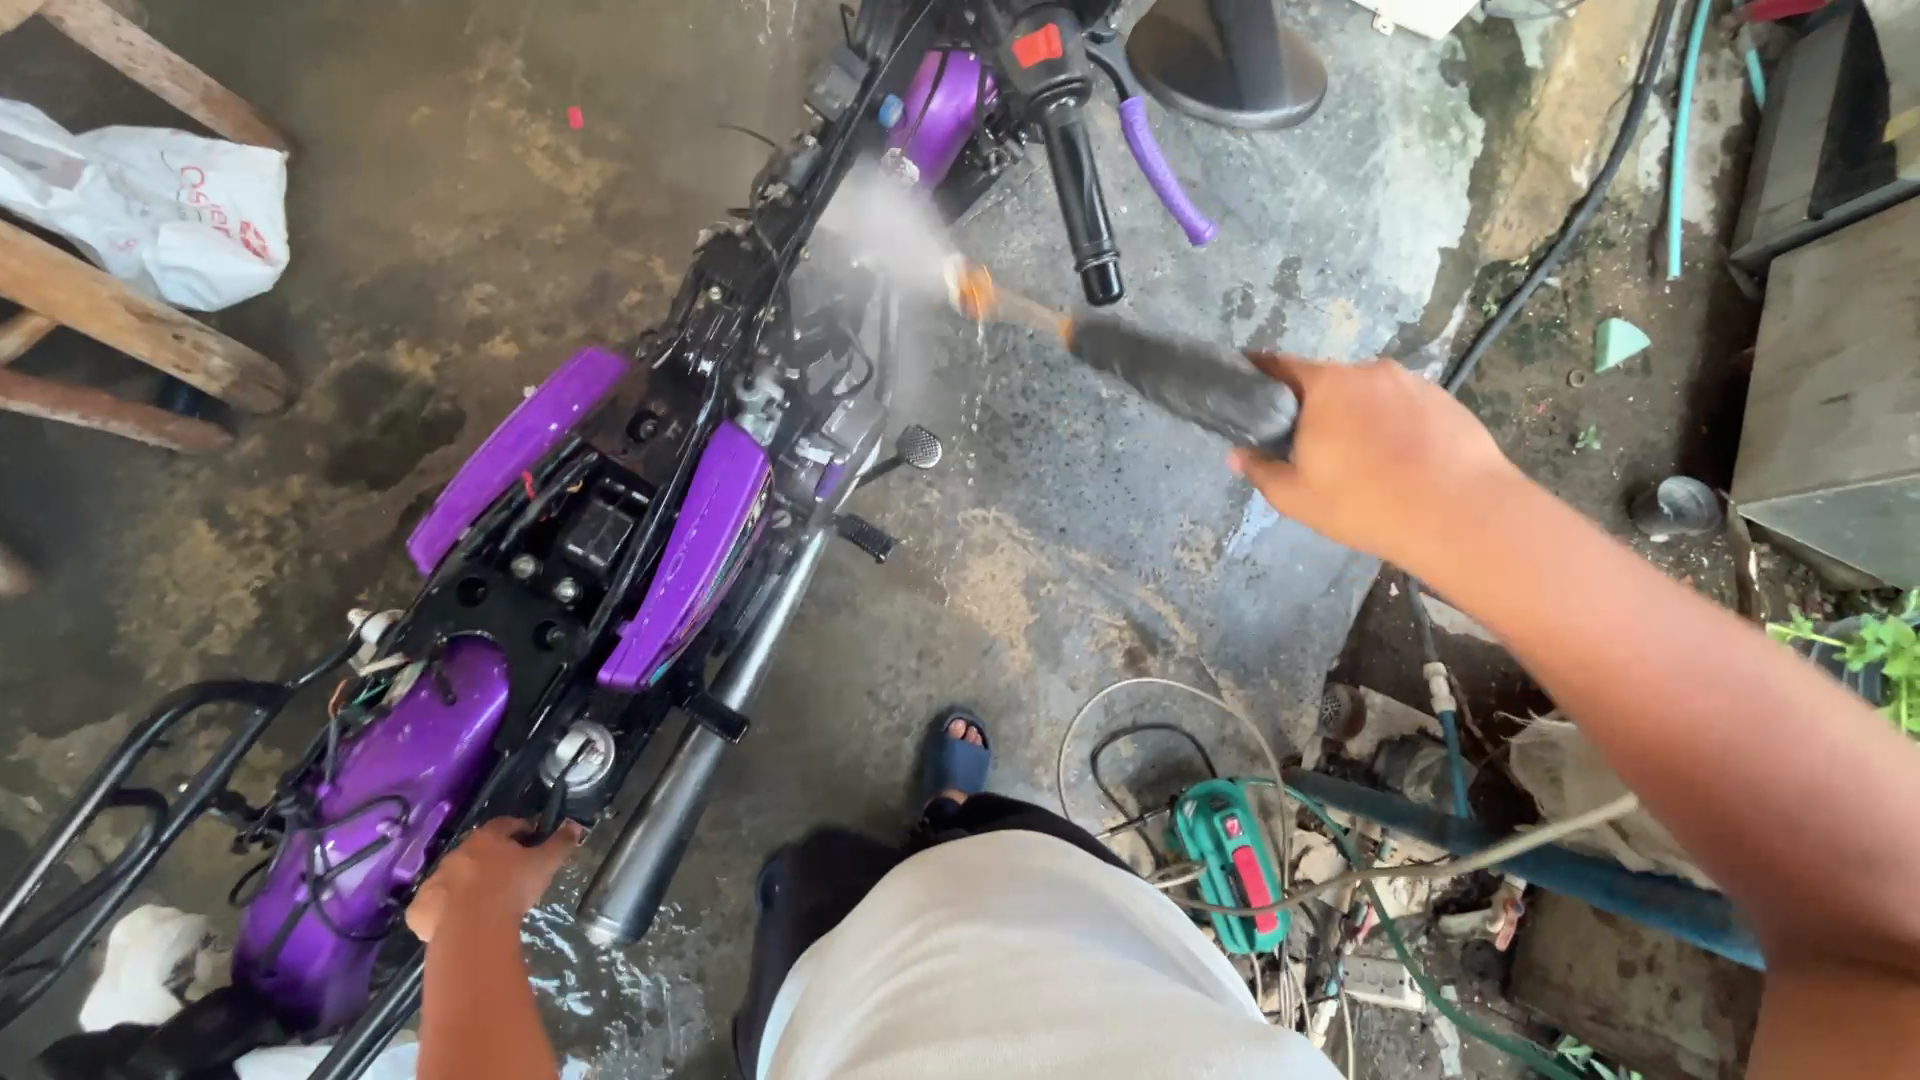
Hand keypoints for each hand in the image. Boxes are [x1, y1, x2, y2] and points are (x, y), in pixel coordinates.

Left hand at [406, 818, 584, 942]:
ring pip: (452, 878)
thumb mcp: (546, 863)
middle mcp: (456, 854)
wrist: (471, 929)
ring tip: (484, 903)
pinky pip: (432, 905)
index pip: (505, 825)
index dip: (520, 830)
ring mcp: (434, 881)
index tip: (531, 840)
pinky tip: (458, 922)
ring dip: (465, 885)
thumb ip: (560, 843)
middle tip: (509, 876)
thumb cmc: (511, 888)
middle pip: (477, 851)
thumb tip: (575, 825)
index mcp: (487, 839)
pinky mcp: (419, 909)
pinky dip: (443, 910)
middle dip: (491, 860)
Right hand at [1227, 354, 1522, 571]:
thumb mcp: (1295, 497)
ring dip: (1356, 417)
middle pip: (1326, 382)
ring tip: (1361, 460)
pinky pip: (1403, 407)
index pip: (1280, 364)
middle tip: (1309, 447)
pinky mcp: (1445, 400)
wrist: (1459, 514)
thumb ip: (1261, 470)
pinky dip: (1392, 426)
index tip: (1249, 391)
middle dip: (1313, 407)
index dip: (1259, 375)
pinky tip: (1398, 462)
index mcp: (1325, 385)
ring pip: (1368, 395)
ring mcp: (1412, 383)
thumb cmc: (1363, 502)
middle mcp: (1368, 371)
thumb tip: (1237, 454)